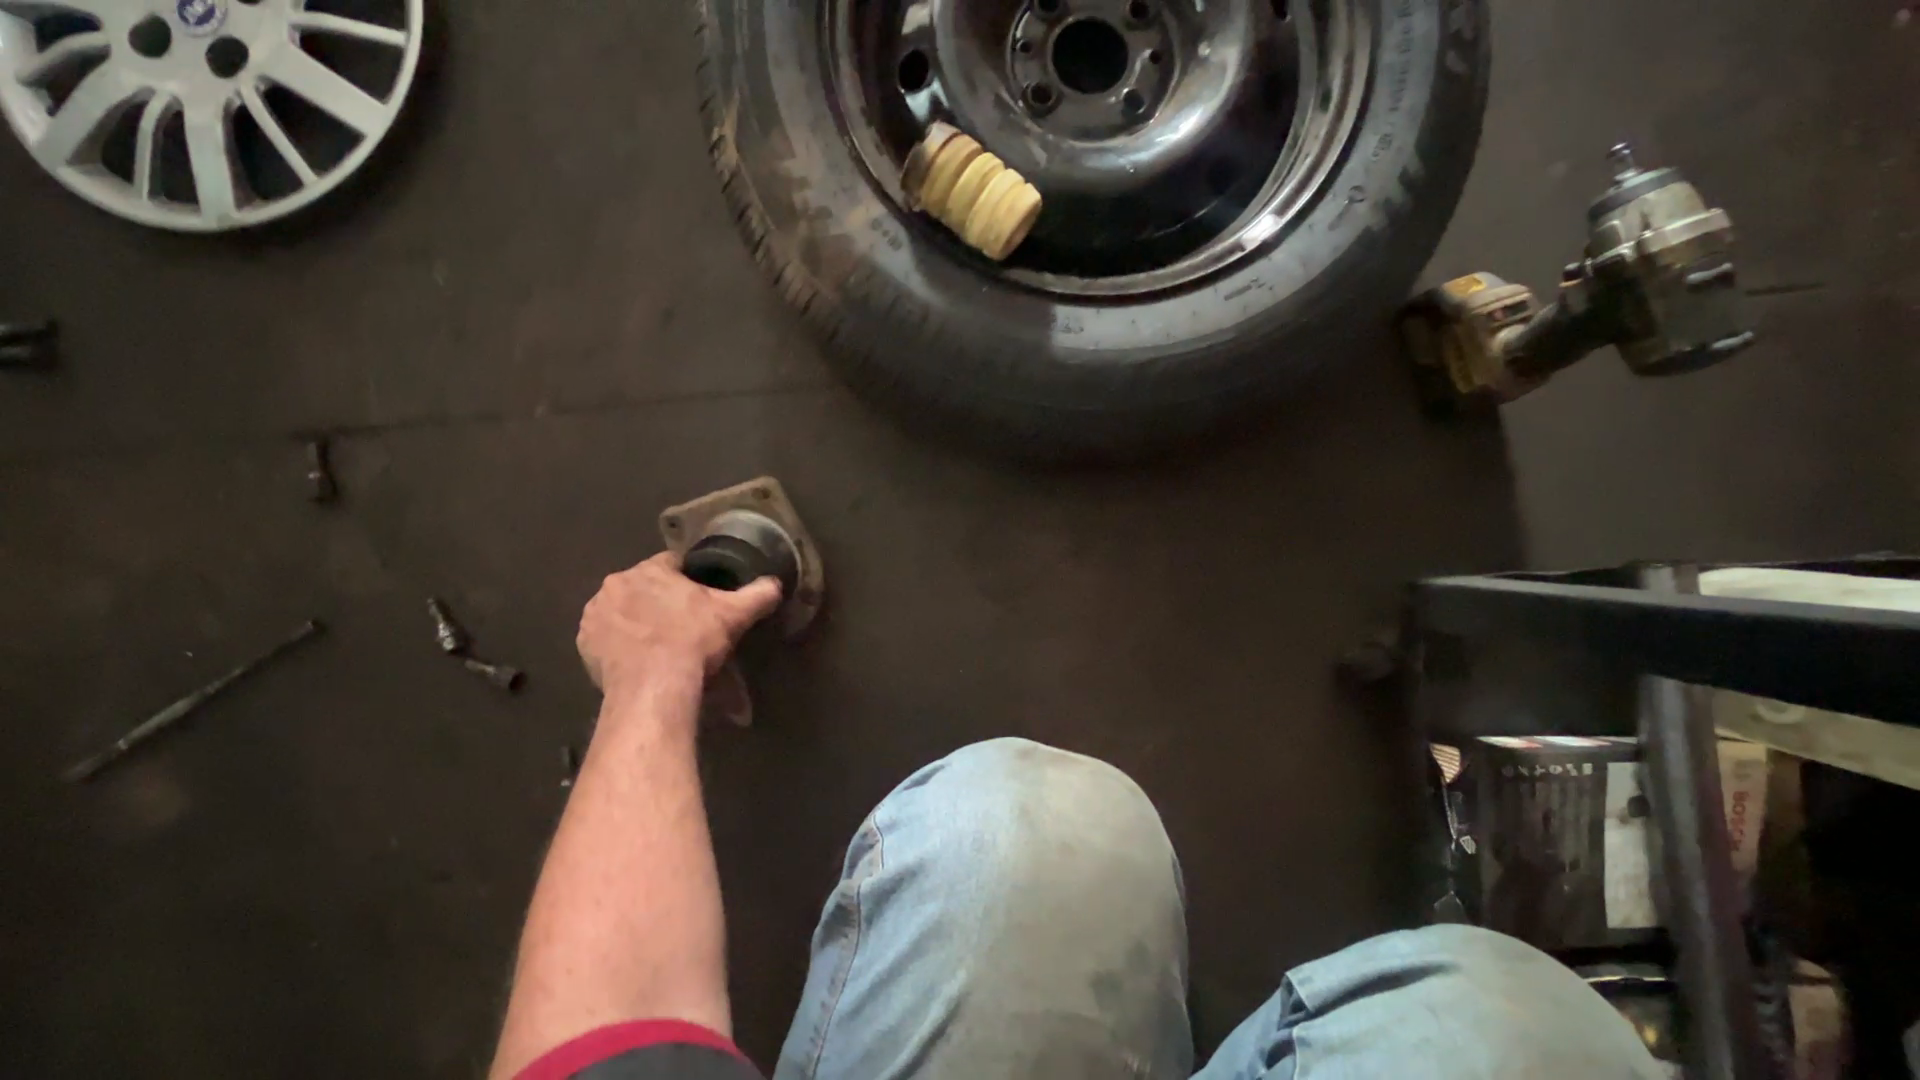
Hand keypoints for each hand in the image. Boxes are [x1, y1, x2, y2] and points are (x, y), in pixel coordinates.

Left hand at [577, 552, 782, 698]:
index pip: (671, 564)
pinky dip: (619, 645)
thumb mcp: (734, 615)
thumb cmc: (694, 641)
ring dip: (636, 622)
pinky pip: (606, 638)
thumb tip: (775, 583)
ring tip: (659, 647)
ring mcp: (595, 616)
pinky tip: (638, 661)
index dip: (687, 581)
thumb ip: (757, 594)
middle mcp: (615, 585)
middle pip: (643, 588)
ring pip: (622, 611)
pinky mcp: (584, 646)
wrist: (654, 686)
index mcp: (649, 570)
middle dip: (659, 602)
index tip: (700, 601)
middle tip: (681, 627)